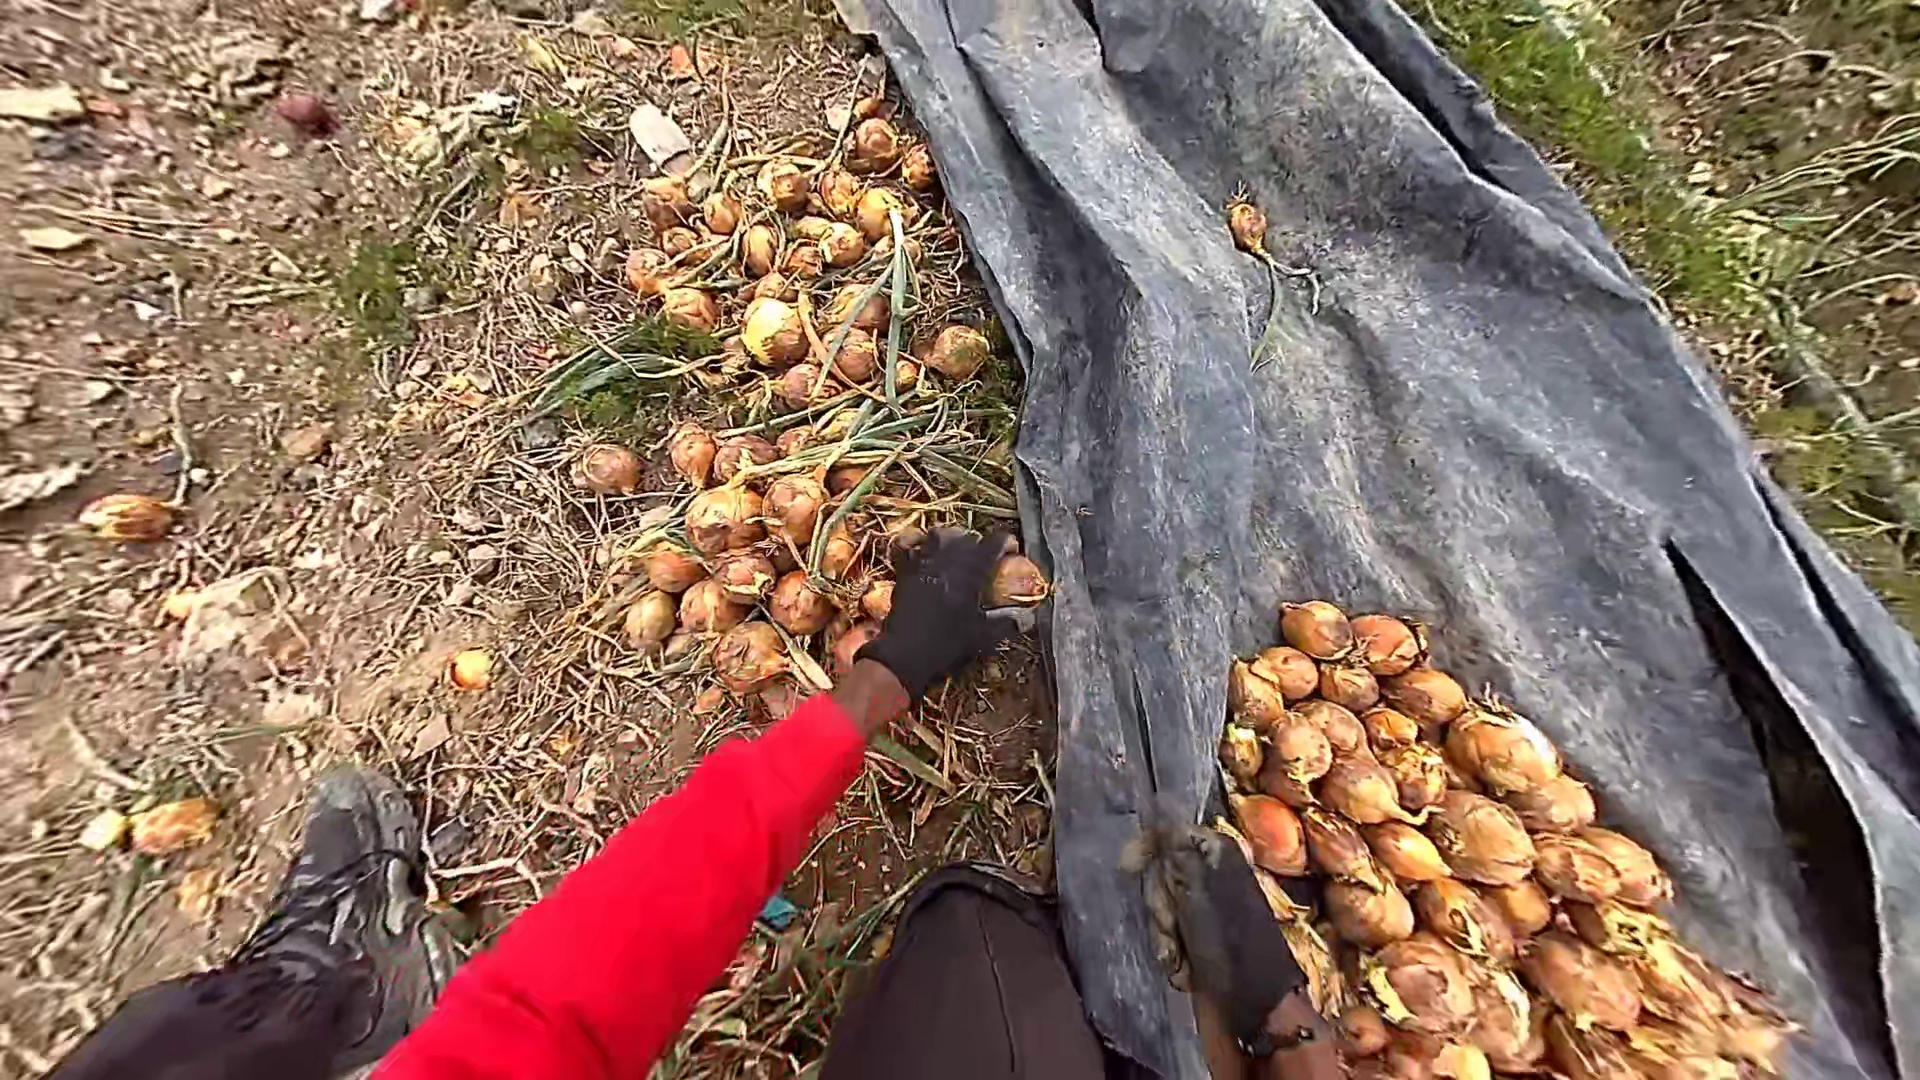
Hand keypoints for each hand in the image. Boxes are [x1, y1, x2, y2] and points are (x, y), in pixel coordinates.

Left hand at [856, 528, 1018, 698]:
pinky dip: (924, 548)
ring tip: (957, 550)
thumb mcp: (982, 637)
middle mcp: (946, 560)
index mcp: (970, 572)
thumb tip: (1026, 618)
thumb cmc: (946, 644)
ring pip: (939, 535)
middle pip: (966, 536)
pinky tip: (929, 560)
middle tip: (986, 554)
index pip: (992, 544)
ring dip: (951, 538)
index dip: (1005, 542)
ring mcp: (923, 563)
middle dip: (980, 541)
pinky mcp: (905, 571)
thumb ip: (1006, 623)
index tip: (1011, 547)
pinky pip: (915, 548)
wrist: (905, 652)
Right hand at [1137, 819, 1335, 1078]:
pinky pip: (1169, 931)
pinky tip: (1183, 970)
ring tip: (1178, 958)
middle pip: (1159, 870)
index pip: (1169, 832)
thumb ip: (1174, 849)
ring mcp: (1204, 907)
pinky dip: (1172, 951)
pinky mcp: (1199, 936)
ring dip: (1164, 935)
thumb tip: (1158, 810)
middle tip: (1171, 927)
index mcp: (1215, 853)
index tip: (1127, 865)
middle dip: (1159, 905)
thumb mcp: (1197, 891)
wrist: (1257, 1011)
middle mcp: (1210, 874)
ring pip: (1161, 904)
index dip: (1147, 848)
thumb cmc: (1229, 944)